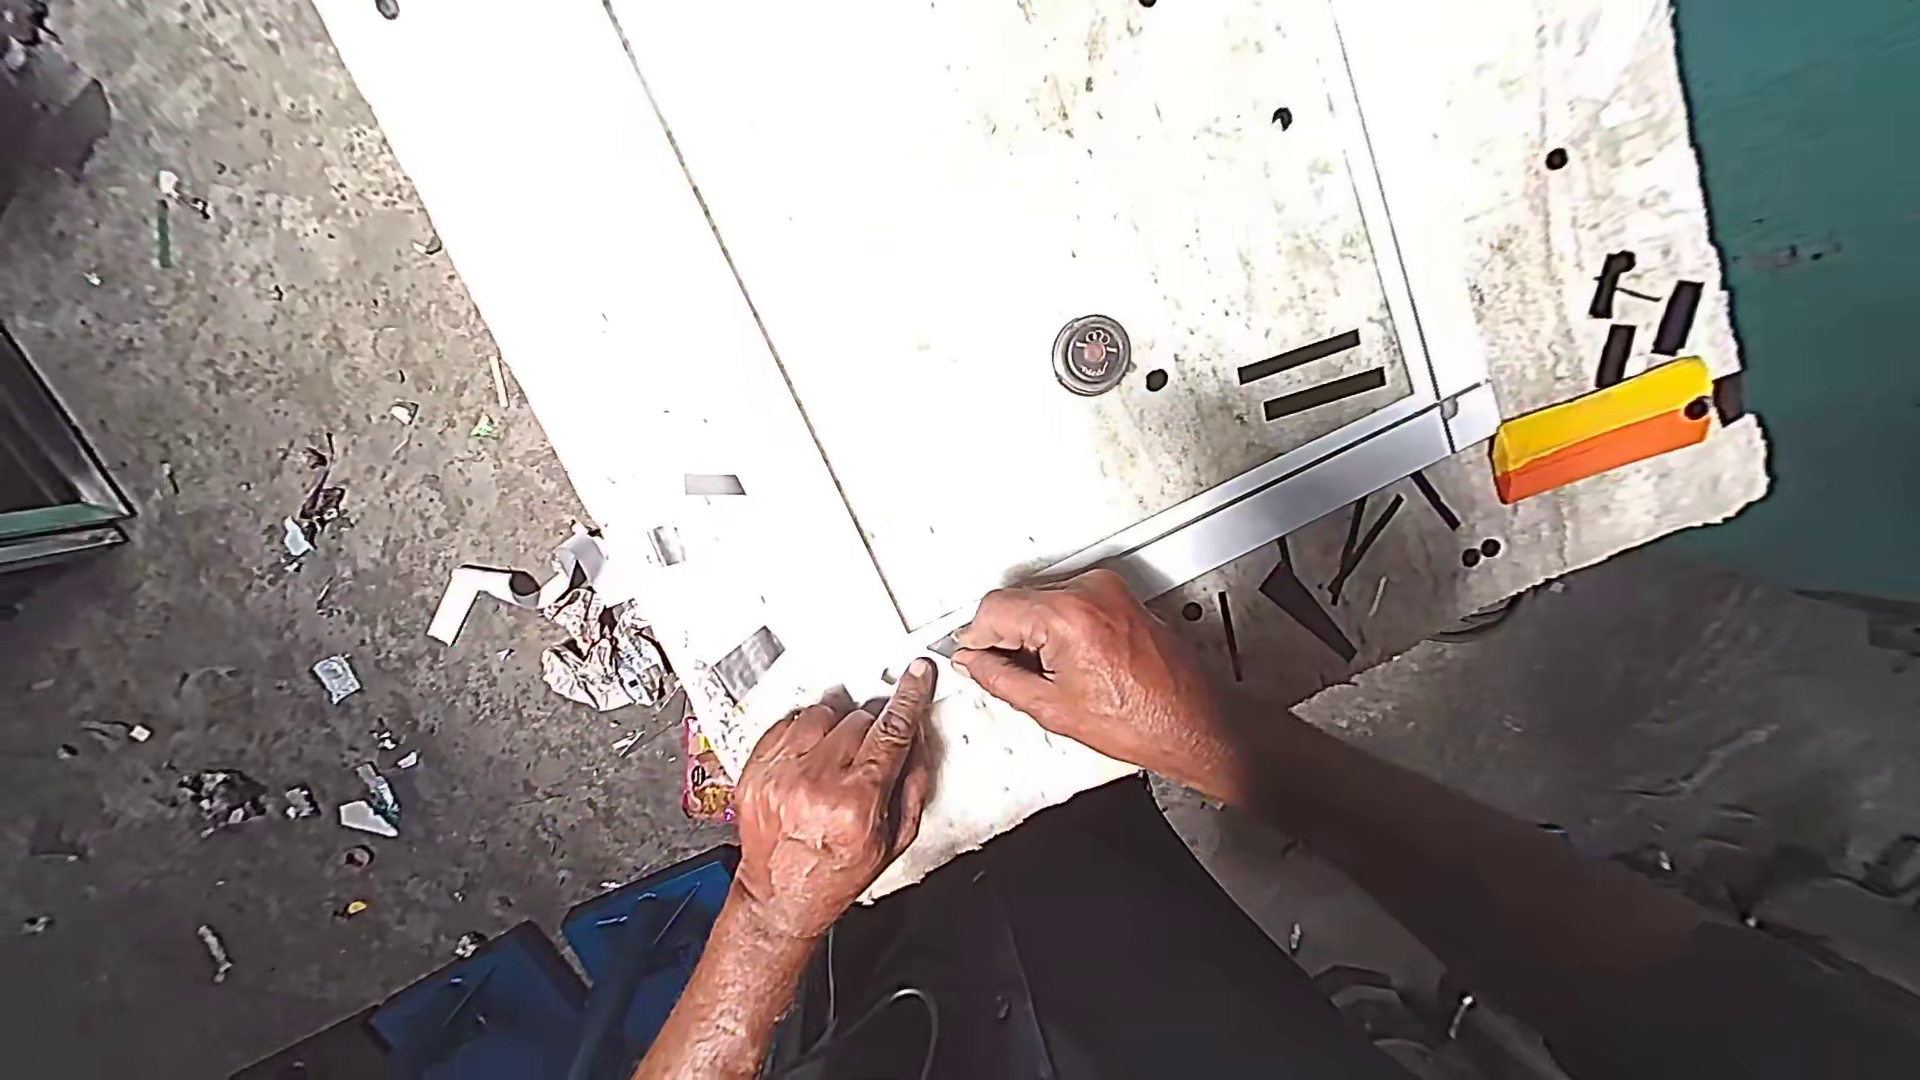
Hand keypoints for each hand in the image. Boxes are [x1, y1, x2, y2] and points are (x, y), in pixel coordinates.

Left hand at [730, 658, 935, 940]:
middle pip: (859, 719)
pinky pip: (790, 721)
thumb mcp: (894, 839)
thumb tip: (916, 735)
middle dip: (870, 733)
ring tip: (833, 761)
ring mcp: (781, 774)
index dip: (910, 697)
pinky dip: (805, 734)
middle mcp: (815, 784)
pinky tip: (809, 761)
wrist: (780, 898)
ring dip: (836, 730)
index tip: (918, 673)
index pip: (891, 732)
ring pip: (824, 713)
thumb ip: (913, 781)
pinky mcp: (756, 769)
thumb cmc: (838, 872)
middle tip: (865, 760)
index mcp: (856, 804)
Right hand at [950, 569, 1229, 791]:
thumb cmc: (1142, 721)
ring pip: (1038, 596)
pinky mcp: (1116, 592)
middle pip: (1015, 598)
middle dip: (1001, 633)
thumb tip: (972, 661)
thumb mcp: (1052, 708)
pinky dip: (1052, 622)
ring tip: (1042, 669)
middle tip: (1000, 668)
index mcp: (1068, 615)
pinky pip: (1064, 597)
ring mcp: (1105, 587)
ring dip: (1028, 628)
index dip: (974, 636)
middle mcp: (1088, 589)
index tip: (969, 652)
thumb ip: (998, 678)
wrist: (1195, 722)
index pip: (994, 609)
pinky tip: (1062, 656)